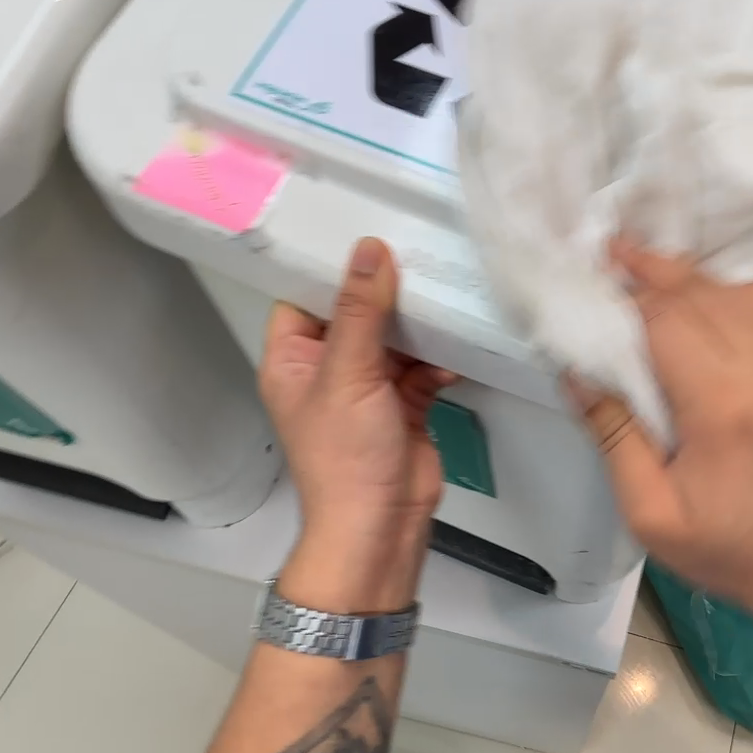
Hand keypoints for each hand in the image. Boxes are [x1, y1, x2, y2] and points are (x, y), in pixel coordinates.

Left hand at [259, 237, 455, 612]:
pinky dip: (440, 364)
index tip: (364, 226)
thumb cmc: (348, 455)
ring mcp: (370, 389)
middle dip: (387, 290)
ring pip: (396, 341)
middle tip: (419, 247)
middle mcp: (330, 369)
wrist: (382, 526)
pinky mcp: (406, 406)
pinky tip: (457, 355)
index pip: (305, 296)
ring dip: (420, 327)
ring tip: (447, 292)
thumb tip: (371, 247)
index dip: (330, 265)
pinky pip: (423, 371)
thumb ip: (362, 311)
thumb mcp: (350, 375)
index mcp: (295, 359)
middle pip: (358, 314)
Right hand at [574, 240, 752, 626]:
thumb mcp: (651, 512)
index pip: (667, 319)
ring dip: (699, 281)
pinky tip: (716, 308)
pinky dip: (742, 300)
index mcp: (724, 406)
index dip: (629, 292)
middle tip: (619, 255)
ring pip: (747, 293)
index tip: (599, 272)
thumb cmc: (730, 550)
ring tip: (660, 277)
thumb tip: (576, 370)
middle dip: (656, 272)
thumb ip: (613, 435)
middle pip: (705, 295)